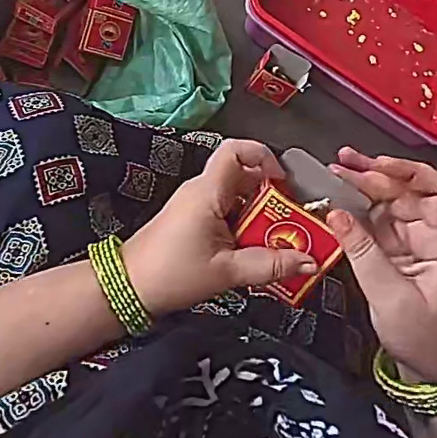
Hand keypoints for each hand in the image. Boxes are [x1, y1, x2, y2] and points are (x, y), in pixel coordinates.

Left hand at [122, 139, 316, 317]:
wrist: (128, 288)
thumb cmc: (171, 274)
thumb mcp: (227, 272)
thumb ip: (270, 265)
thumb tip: (308, 262)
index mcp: (208, 192)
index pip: (236, 150)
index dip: (264, 156)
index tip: (283, 182)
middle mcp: (202, 190)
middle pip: (244, 175)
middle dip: (271, 194)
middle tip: (290, 219)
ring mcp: (196, 203)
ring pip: (237, 194)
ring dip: (259, 212)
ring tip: (276, 237)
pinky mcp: (193, 217)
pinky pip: (226, 209)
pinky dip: (245, 222)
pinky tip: (253, 247)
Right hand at [327, 147, 436, 382]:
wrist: (427, 367)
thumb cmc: (423, 337)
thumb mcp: (391, 297)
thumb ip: (362, 253)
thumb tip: (337, 215)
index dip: (411, 172)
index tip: (380, 164)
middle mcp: (428, 234)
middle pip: (406, 191)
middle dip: (375, 173)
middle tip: (344, 163)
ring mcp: (409, 240)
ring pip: (388, 200)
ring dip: (363, 183)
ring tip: (338, 168)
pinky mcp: (391, 249)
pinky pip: (374, 219)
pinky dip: (356, 206)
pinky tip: (339, 197)